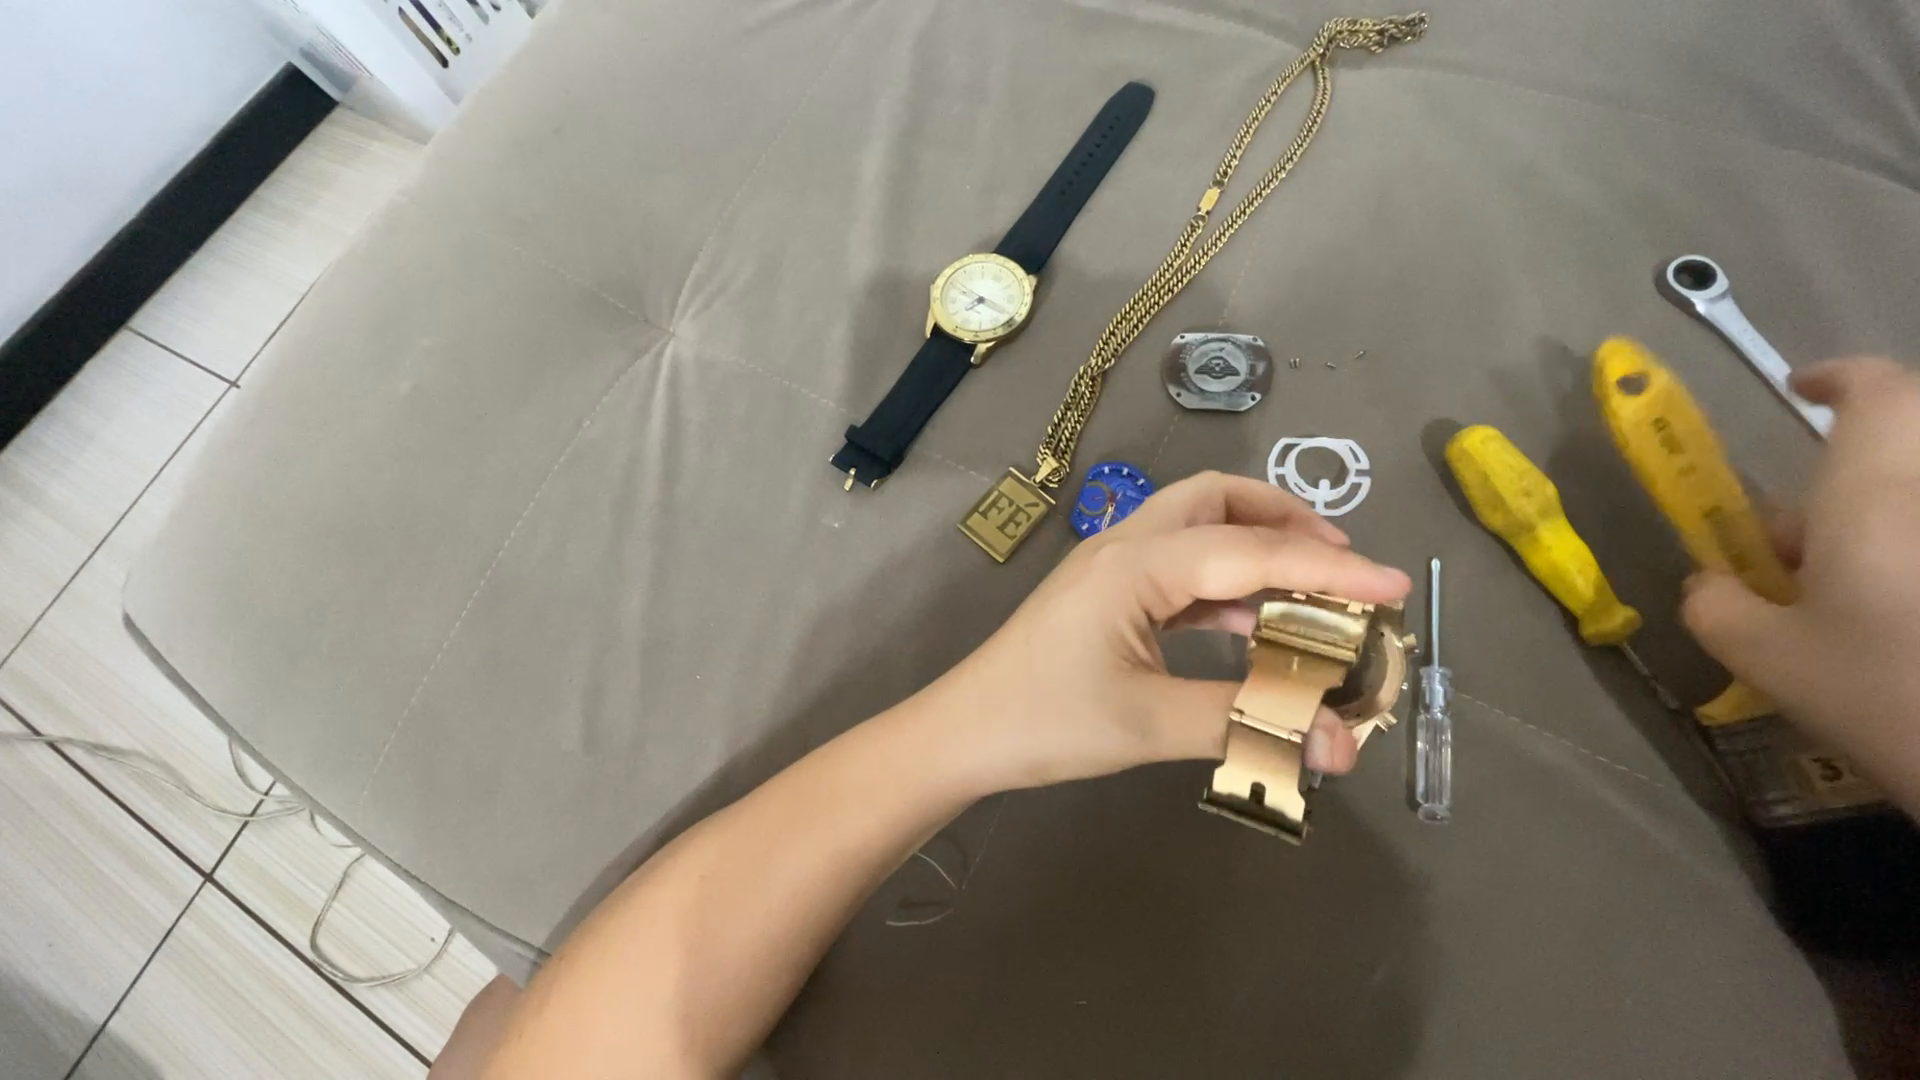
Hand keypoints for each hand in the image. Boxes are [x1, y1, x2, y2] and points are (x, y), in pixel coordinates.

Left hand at [926, 472, 1411, 791]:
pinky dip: (1222, 586)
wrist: (963, 733)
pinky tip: (1249, 624)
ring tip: (1309, 596)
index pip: (1248, 550)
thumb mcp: (1149, 723)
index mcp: (1135, 565)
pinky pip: (1176, 572)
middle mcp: (1123, 549)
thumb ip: (1246, 723)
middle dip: (1282, 522)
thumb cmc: (1045, 721)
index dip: (1327, 568)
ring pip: (1194, 531)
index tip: (1394, 585)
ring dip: (1253, 551)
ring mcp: (1109, 569)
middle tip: (1340, 564)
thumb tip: (1341, 747)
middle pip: (1214, 501)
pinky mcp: (1104, 597)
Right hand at [1682, 358, 1919, 812]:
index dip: (1840, 378)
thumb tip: (1713, 585)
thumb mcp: (1765, 656)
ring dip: (1864, 549)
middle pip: (1884, 470)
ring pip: (1901, 519)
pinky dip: (1893, 577)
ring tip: (1835, 620)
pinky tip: (1887, 636)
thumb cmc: (1889, 691)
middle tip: (1782, 568)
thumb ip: (1714, 604)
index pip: (1880, 394)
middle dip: (1826, 506)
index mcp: (1876, 498)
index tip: (1800, 391)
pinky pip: (1909, 553)